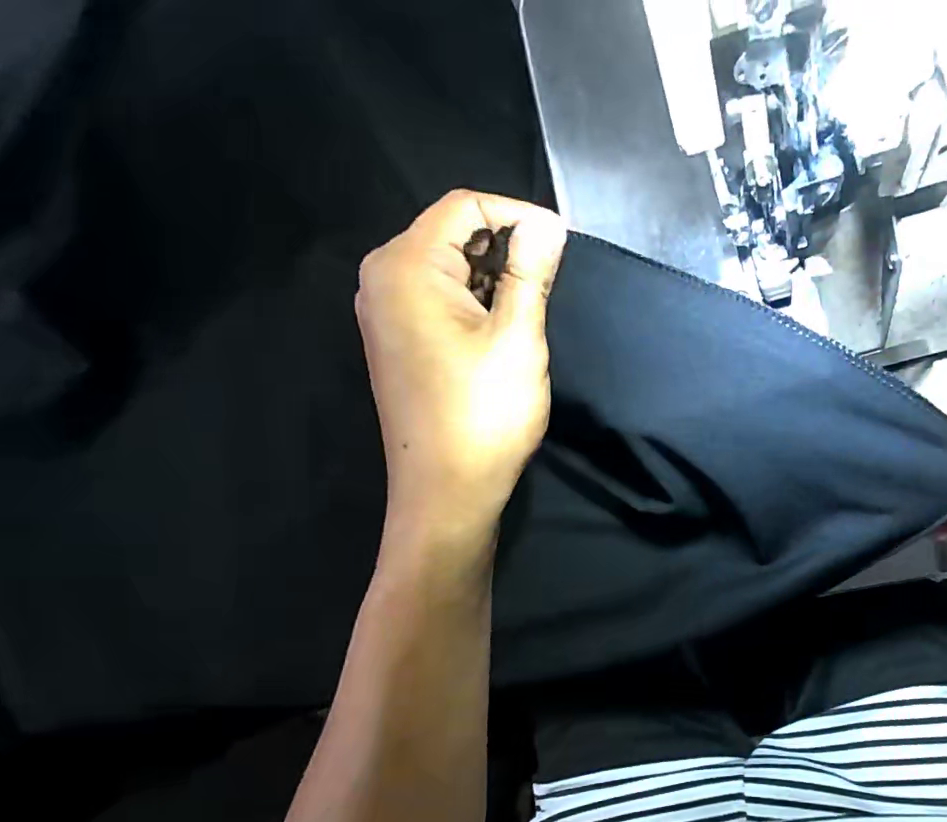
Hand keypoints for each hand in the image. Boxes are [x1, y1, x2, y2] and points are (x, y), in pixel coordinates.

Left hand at [354, 190, 567, 543]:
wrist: (446, 490)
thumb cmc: (484, 414)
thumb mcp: (518, 339)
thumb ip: (531, 274)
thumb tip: (548, 224)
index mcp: (405, 266)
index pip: (462, 206)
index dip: (517, 213)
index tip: (563, 242)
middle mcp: (383, 278)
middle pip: (450, 232)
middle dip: (506, 245)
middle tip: (552, 280)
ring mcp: (386, 312)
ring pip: (447, 267)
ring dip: (494, 276)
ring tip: (533, 308)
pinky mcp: (399, 340)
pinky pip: (438, 298)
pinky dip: (475, 300)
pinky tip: (503, 329)